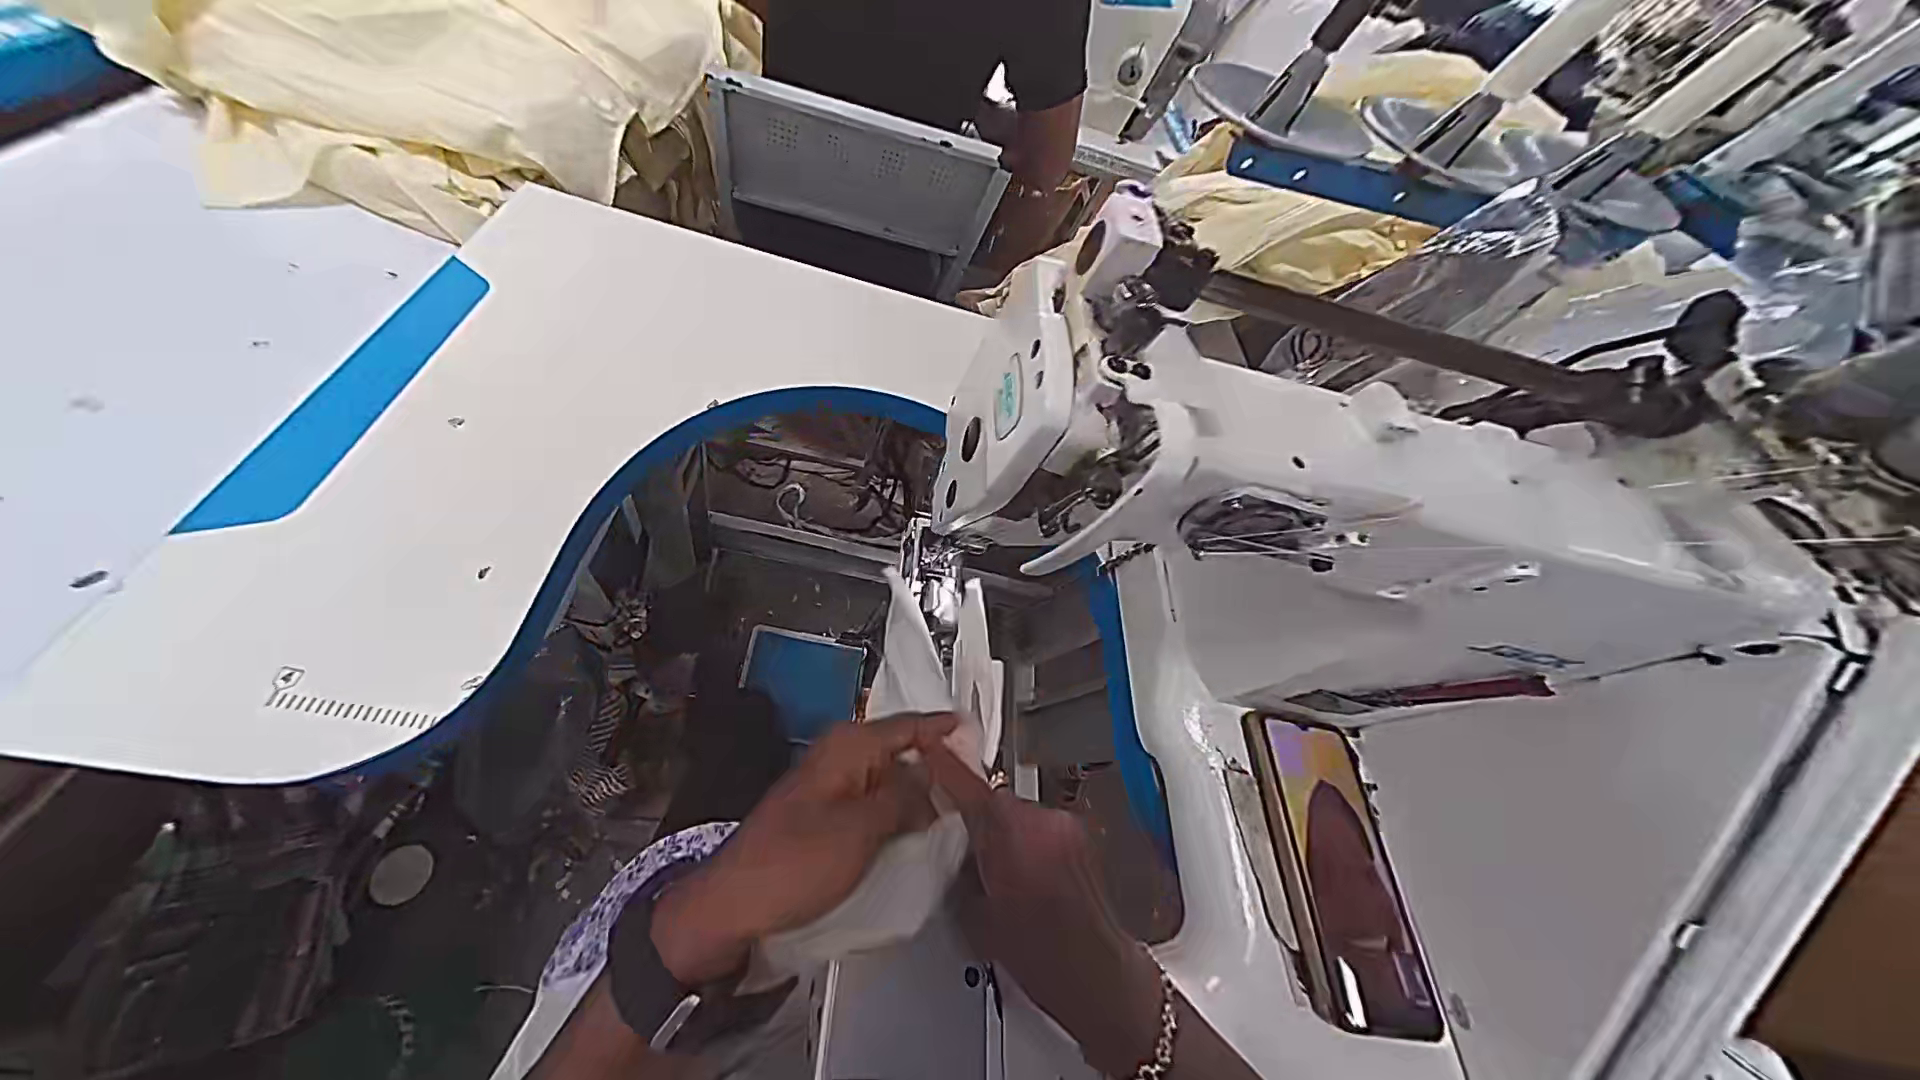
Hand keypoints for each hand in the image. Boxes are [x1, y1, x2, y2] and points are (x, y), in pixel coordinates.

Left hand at [650, 713, 955, 983]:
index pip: (912, 725)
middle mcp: (842, 755)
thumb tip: (933, 778)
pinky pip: (876, 801)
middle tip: (976, 785)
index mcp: (849, 745)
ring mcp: (834, 784)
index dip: (947, 731)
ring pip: (891, 777)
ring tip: (956, 811)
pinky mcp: (828, 812)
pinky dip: (899, 811)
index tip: (979, 738)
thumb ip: (907, 797)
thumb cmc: (792, 865)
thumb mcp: (863, 829)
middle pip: (903, 750)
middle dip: (938, 766)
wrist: (732, 909)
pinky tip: (918, 831)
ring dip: (920, 792)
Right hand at [924, 745, 1163, 1076]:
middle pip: (994, 799)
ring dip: (1007, 832)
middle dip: (978, 818)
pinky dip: (1029, 839)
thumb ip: (959, 867)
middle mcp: (1040, 819)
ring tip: (1006, 877)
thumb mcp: (978, 916)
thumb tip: (950, 846)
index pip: (967, 784)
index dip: (943, 762)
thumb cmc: (1044, 957)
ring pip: (1018, 812)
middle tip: (968, 852)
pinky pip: (1040, 823)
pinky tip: (1030, 876)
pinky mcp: (1078, 832)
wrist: (1098, 975)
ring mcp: (1064, 823)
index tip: (930, 745)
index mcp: (1009, 835)